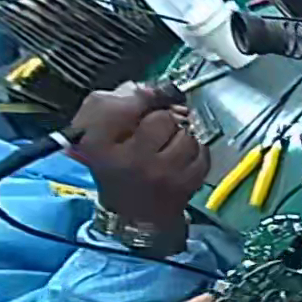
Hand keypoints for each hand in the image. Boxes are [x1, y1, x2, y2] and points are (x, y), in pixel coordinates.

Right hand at [71, 82, 209, 230]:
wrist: (135, 212)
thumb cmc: (117, 167)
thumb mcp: (98, 134)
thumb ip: (116, 104)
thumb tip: (151, 88)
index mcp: (99, 144)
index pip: (120, 105)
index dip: (140, 97)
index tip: (147, 99)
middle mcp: (131, 159)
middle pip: (162, 118)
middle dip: (164, 118)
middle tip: (158, 128)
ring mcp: (163, 173)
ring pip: (187, 135)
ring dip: (182, 134)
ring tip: (170, 144)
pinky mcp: (187, 183)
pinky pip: (202, 152)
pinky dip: (196, 150)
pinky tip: (182, 157)